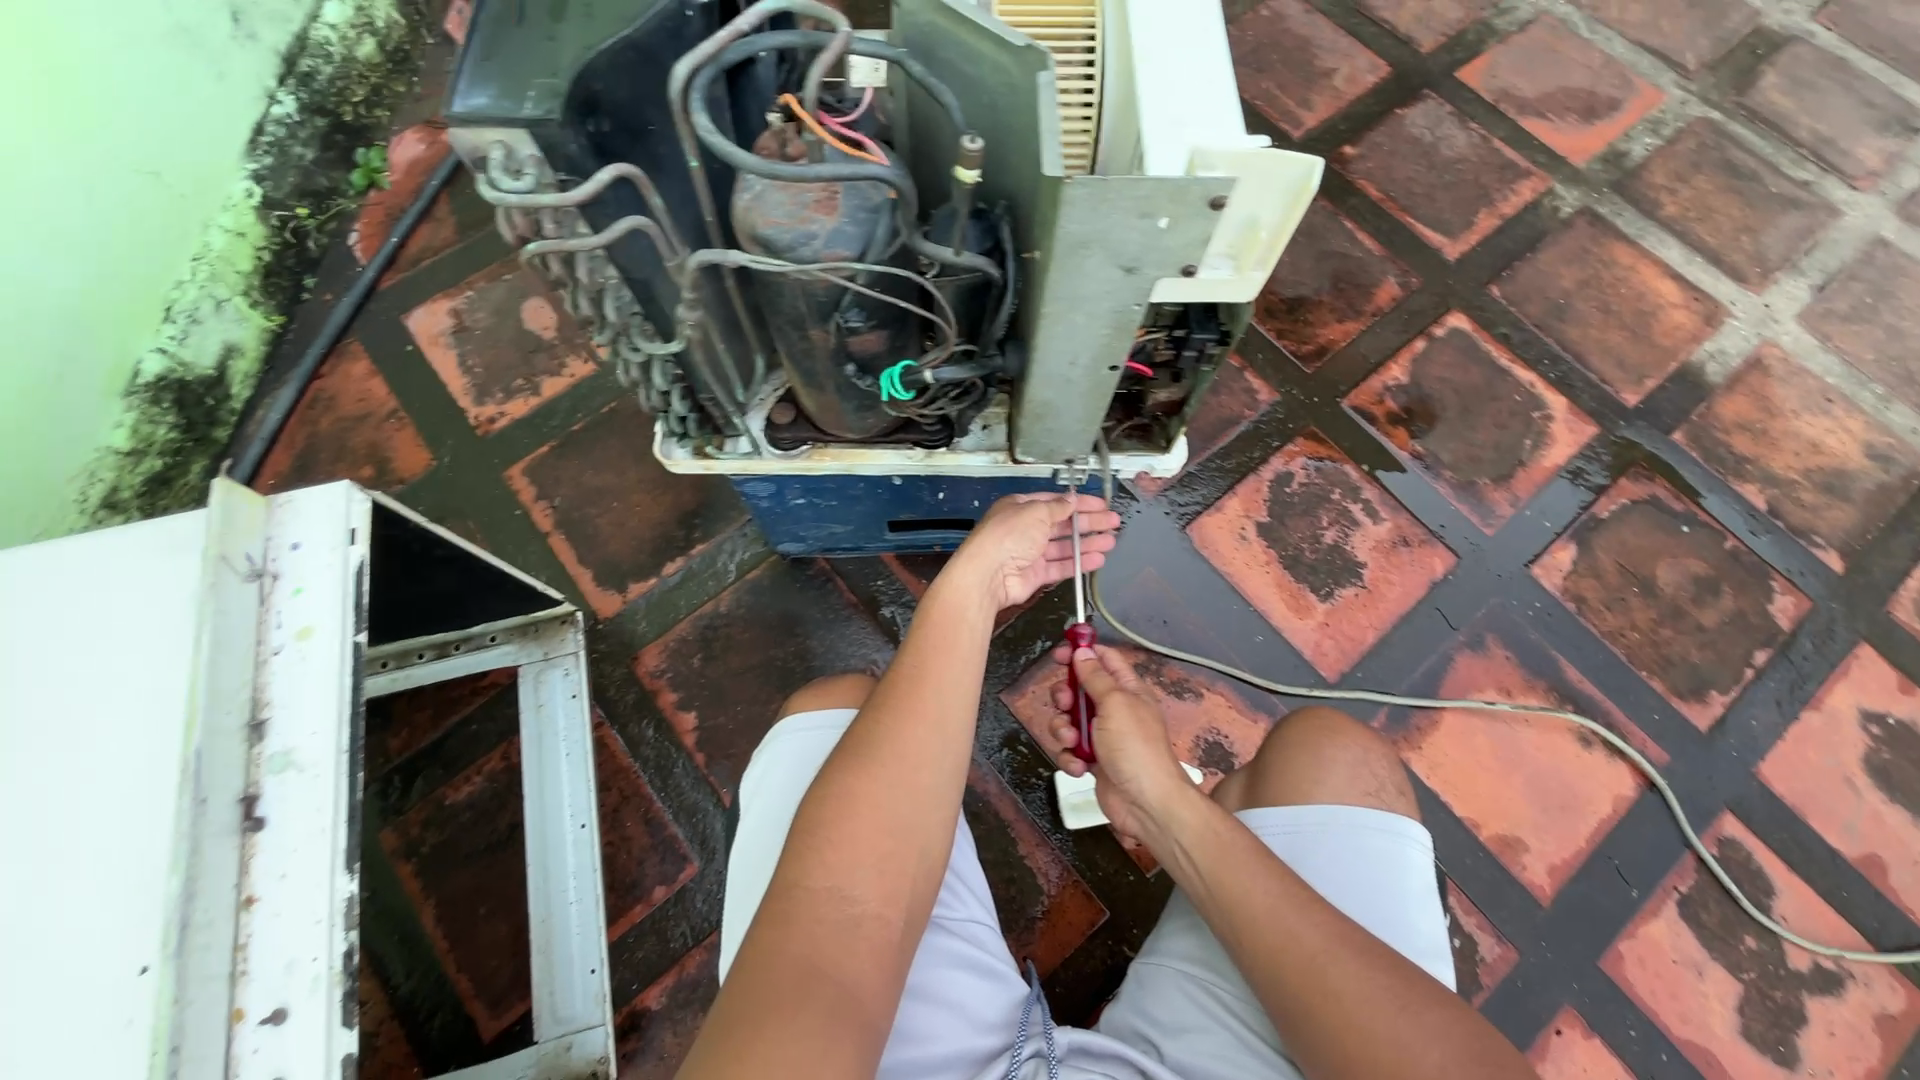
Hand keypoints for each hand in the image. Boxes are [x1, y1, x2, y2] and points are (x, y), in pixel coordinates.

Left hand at [944, 494, 1119, 611]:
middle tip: (1113, 523)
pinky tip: (1098, 559)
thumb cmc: (1007, 535)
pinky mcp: (1035, 574)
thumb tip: (1070, 500)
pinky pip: (1061, 566)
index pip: (1056, 502)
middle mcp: (1026, 529)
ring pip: (1064, 546)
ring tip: (1111, 541)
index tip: (1101, 505)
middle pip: (1063, 524)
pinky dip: (1079, 563)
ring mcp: (1030, 553)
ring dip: (1087, 543)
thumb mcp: (1034, 511)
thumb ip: (1057, 507)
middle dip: (1089, 523)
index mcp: (1022, 508)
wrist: (988, 574)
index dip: (1079, 503)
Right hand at [1042, 644, 1194, 840]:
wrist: (1145, 802)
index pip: (1104, 659)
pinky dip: (1070, 757)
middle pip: (1078, 690)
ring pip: (1068, 721)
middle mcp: (1114, 709)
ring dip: (1063, 730)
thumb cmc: (1134, 746)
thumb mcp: (1116, 703)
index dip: (1081, 653)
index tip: (1059, 655)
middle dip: (1065, 697)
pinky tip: (1079, 766)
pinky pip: (1070, 750)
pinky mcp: (1092, 760)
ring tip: (1073, 741)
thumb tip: (1082, 651)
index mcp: (1127, 689)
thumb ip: (1095, 676)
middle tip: (1066, 705)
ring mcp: (1102, 736)